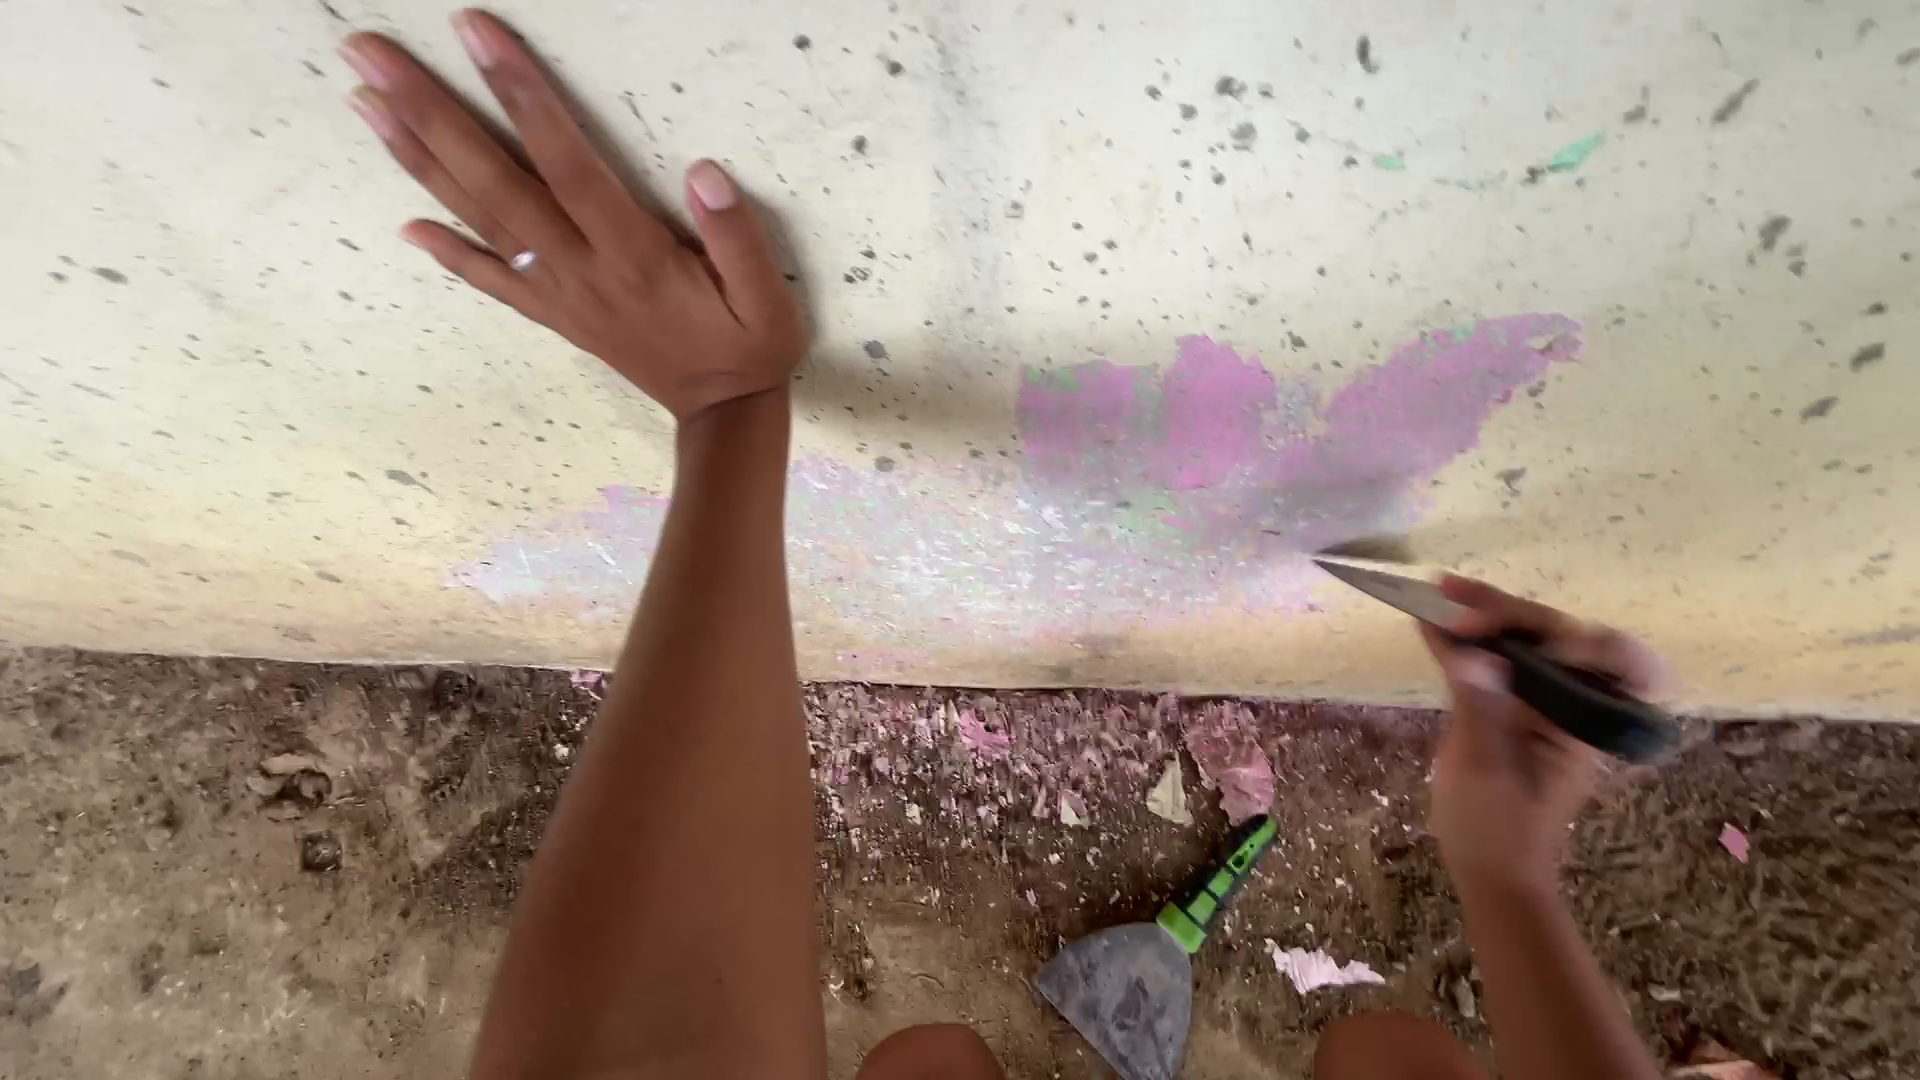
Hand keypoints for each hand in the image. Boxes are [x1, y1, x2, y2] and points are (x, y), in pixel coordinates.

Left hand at [340, 10, 805, 419]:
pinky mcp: (563, 319)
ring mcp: (566, 298)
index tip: (475, 32)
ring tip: (365, 105)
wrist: (724, 412)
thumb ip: (737, 237)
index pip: (568, 166)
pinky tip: (410, 229)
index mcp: (636, 257)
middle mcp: (587, 272)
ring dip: (423, 164)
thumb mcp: (767, 298)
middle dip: (433, 115)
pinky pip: (498, 284)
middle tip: (368, 54)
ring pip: (486, 224)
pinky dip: (452, 255)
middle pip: (499, 186)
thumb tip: (704, 172)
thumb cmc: (750, 349)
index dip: (523, 98)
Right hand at [1419, 576, 1668, 893]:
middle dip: (1510, 611)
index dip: (1587, 642)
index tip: (1539, 642)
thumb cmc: (1496, 828)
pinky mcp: (1502, 703)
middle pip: (1556, 638)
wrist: (1489, 866)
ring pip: (1521, 641)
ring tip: (1439, 590)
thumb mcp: (1486, 771)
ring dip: (1483, 612)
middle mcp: (1569, 703)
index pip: (1619, 664)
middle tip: (1454, 594)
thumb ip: (1480, 708)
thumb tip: (1473, 654)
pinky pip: (1488, 658)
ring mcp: (1534, 701)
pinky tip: (1429, 620)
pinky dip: (1461, 637)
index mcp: (1588, 723)